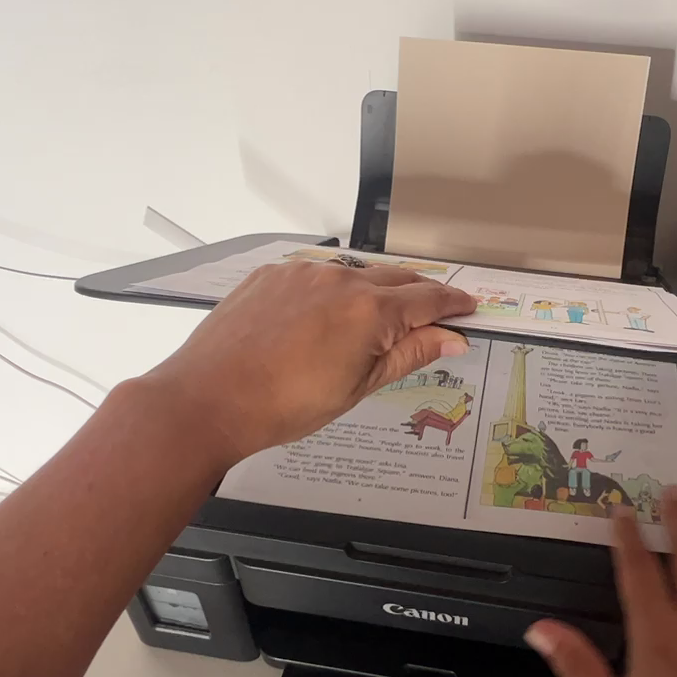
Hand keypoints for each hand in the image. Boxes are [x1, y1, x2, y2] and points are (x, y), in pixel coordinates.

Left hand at [141, 259, 476, 462]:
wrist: (209, 398)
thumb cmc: (284, 404)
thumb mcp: (358, 386)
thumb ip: (410, 354)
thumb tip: (452, 339)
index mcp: (369, 310)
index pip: (428, 299)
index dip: (453, 304)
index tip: (468, 308)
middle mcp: (340, 279)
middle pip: (397, 278)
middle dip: (420, 294)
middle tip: (433, 314)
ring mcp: (303, 272)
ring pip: (356, 273)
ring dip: (376, 291)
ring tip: (375, 318)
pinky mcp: (273, 274)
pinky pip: (317, 274)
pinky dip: (334, 289)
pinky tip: (325, 315)